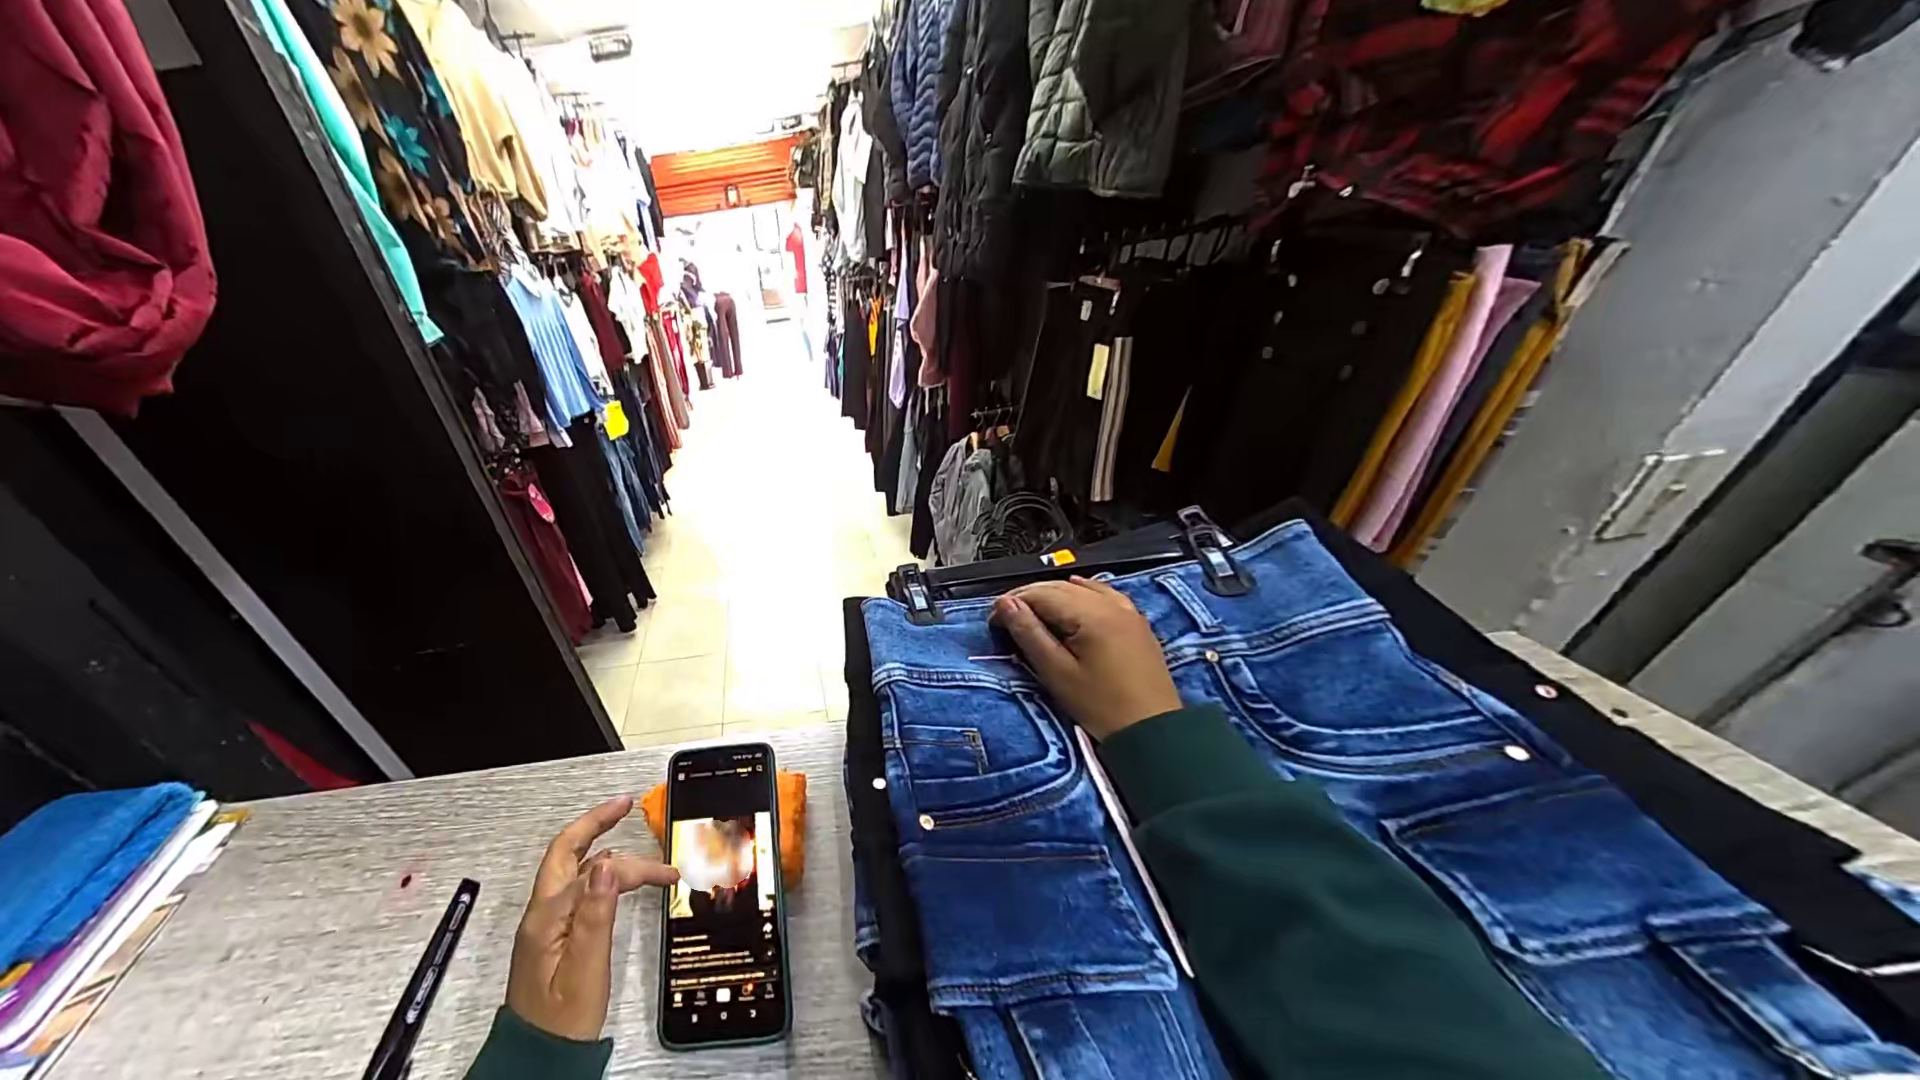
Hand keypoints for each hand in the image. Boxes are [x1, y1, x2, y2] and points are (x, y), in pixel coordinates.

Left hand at [505, 795, 678, 1040]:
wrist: (538, 1060)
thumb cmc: (563, 1021)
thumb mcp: (586, 968)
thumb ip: (596, 914)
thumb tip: (609, 864)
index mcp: (547, 918)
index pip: (588, 865)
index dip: (617, 848)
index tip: (647, 843)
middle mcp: (542, 914)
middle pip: (566, 852)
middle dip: (596, 823)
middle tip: (626, 805)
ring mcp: (547, 923)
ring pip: (579, 870)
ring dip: (609, 851)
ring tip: (649, 859)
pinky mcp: (556, 933)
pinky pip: (581, 888)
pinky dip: (606, 873)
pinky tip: (622, 877)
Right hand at [990, 575, 1181, 739]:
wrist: (1153, 731)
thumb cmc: (1101, 706)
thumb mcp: (1057, 673)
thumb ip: (1029, 634)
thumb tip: (1004, 604)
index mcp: (1090, 614)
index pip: (1041, 594)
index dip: (1013, 603)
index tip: (994, 622)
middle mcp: (1110, 603)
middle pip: (1060, 587)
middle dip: (1030, 597)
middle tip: (1007, 618)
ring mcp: (1127, 610)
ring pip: (1081, 588)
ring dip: (1054, 595)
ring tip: (1033, 613)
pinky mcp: (1136, 622)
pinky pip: (1103, 594)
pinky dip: (1082, 593)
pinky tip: (1074, 596)